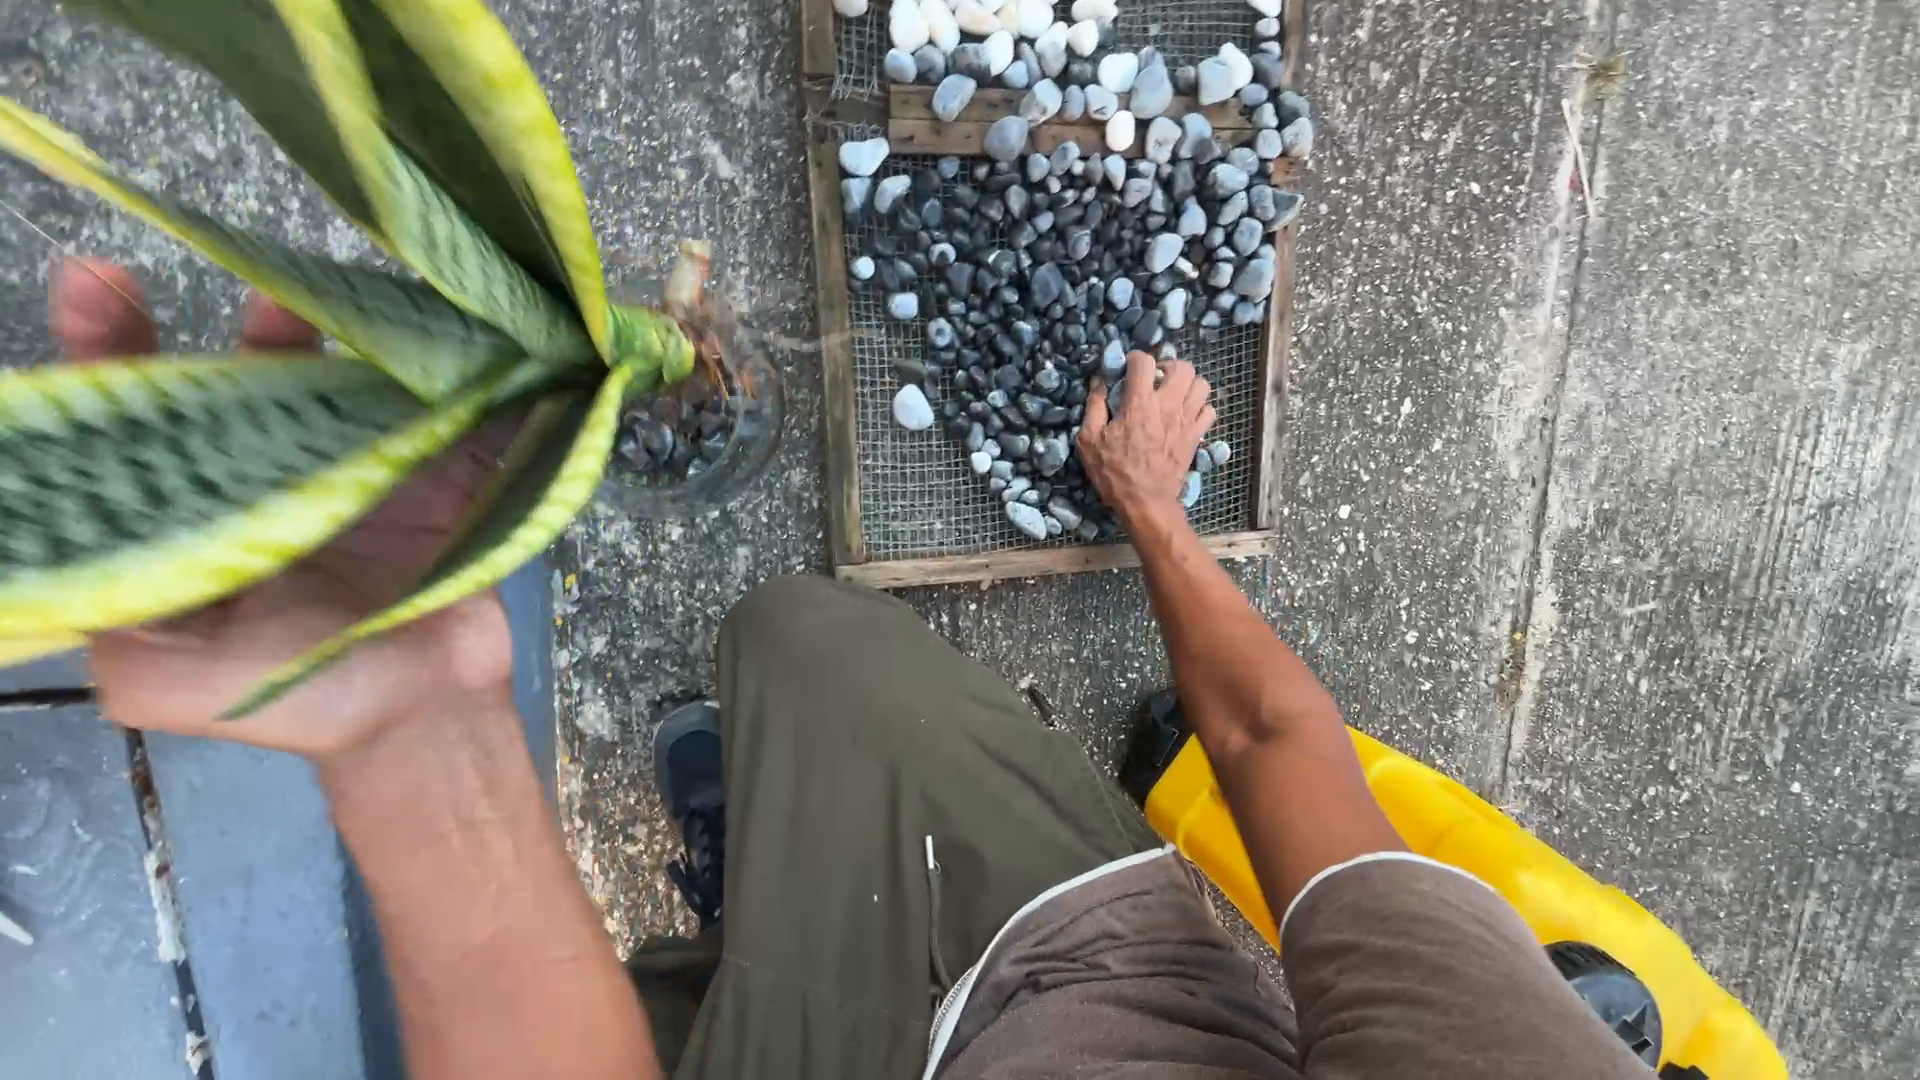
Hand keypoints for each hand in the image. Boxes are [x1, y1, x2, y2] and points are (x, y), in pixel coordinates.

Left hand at [49, 258, 515, 763]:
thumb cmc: (292, 700)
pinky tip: (442, 351)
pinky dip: (447, 389)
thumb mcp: (157, 676)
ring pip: (352, 401)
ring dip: (347, 352)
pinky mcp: (442, 491)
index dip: (117, 354)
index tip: (101, 287)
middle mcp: (284, 491)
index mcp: (207, 520)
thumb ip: (107, 608)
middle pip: (259, 396)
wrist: (422, 715)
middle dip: (249, 338)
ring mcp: (370, 487)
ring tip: (344, 309)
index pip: (149, 424)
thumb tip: (51, 540)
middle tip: (257, 290)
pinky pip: (444, 431)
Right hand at [1077, 350, 1214, 529]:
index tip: (1128, 367)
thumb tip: (1099, 383)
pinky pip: (1209, 409)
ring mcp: (1187, 420)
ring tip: (1173, 393)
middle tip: (1156, 378)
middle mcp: (1168, 405)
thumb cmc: (1114, 473)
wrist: (1145, 502)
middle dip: (1168, 366)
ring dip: (1188, 383)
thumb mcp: (1089, 441)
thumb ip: (1094, 407)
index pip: (1144, 362)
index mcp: (1139, 403)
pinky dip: (1199, 406)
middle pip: (1182, 366)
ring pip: (1201, 384)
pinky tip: (1185, 414)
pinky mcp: (1197, 435)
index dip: (1135, 358)